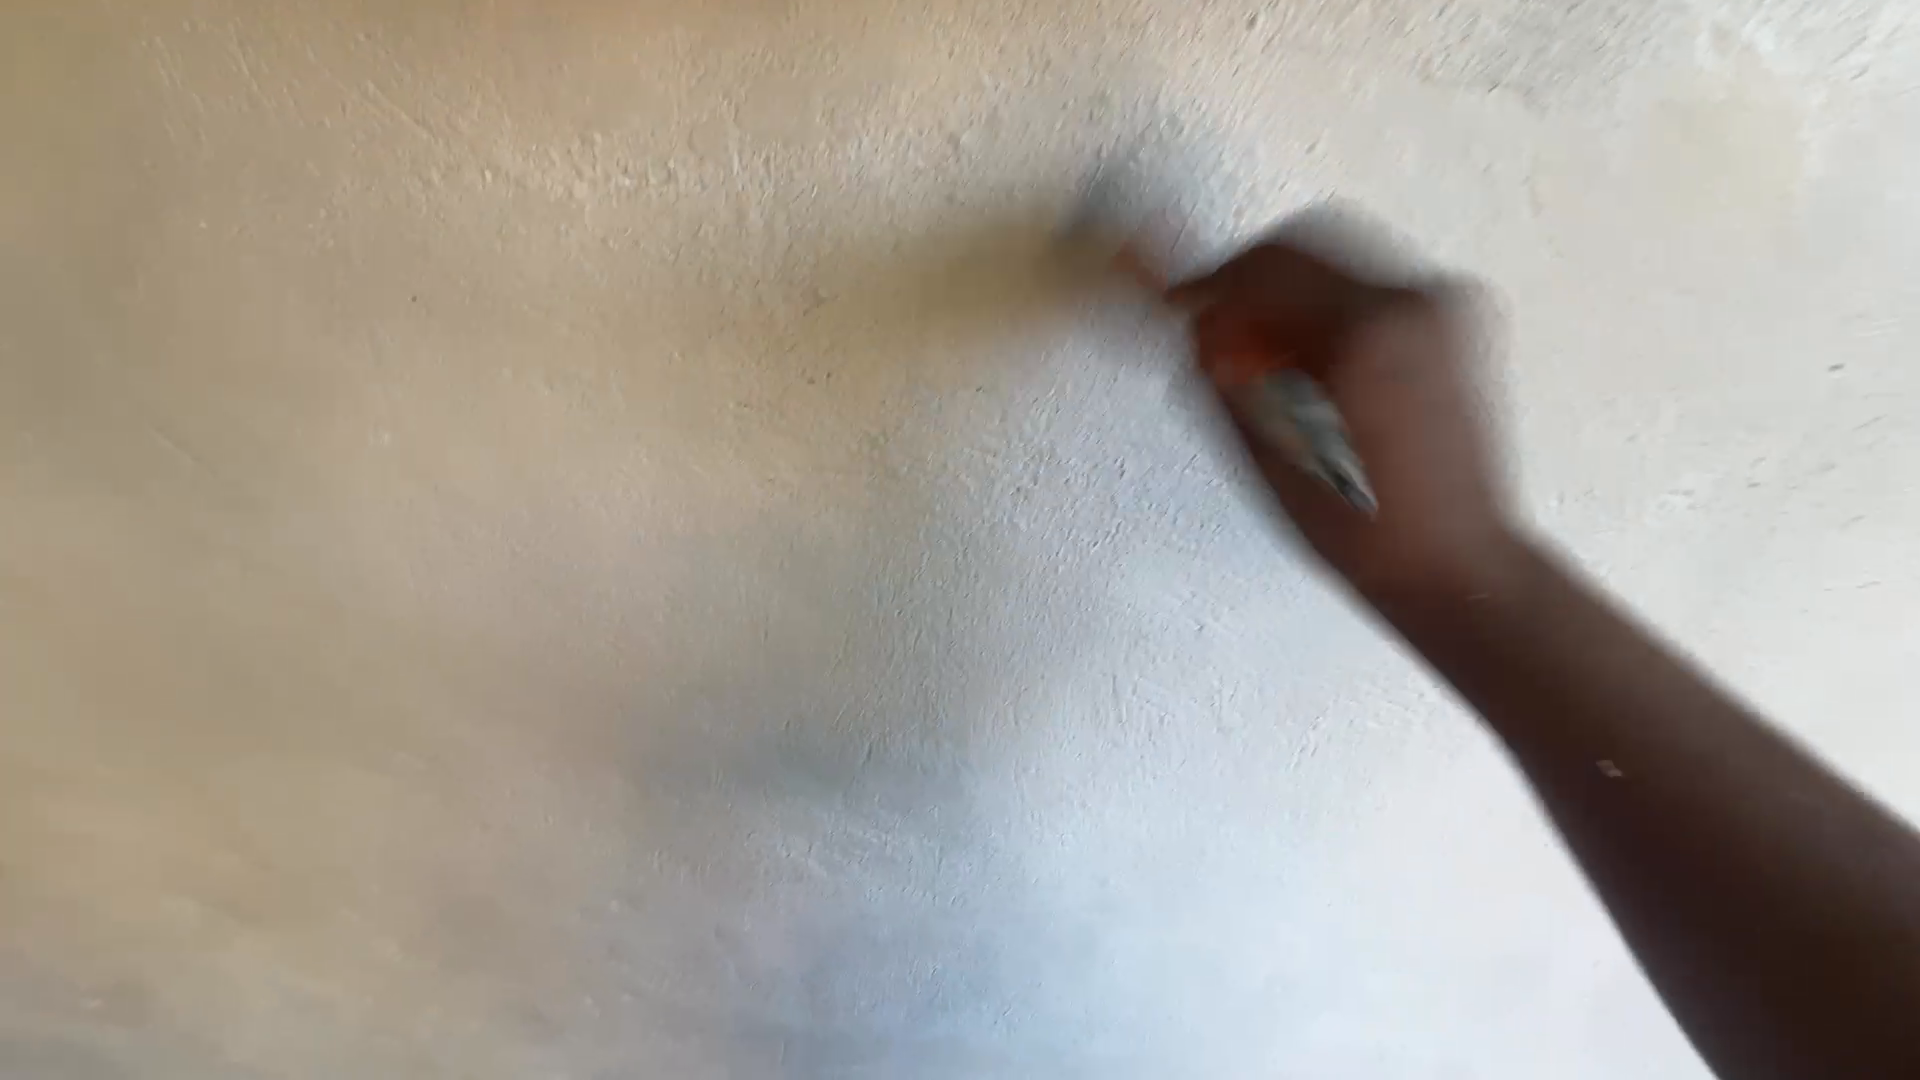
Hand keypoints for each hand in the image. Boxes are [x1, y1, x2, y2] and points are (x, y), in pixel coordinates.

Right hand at [1168, 229, 1516, 601]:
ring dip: (1280, 298)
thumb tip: (1198, 330)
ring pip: (1331, 263)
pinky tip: (1300, 364)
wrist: (1451, 558)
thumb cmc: (1367, 527)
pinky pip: (1364, 289)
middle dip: (1243, 282)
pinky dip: (1319, 313)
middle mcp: (1414, 303)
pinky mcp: (1452, 324)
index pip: (1263, 266)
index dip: (1205, 283)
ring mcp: (1443, 308)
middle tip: (1211, 328)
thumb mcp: (1267, 452)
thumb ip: (1223, 378)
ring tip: (1256, 357)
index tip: (1177, 303)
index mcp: (1366, 332)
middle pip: (1301, 246)